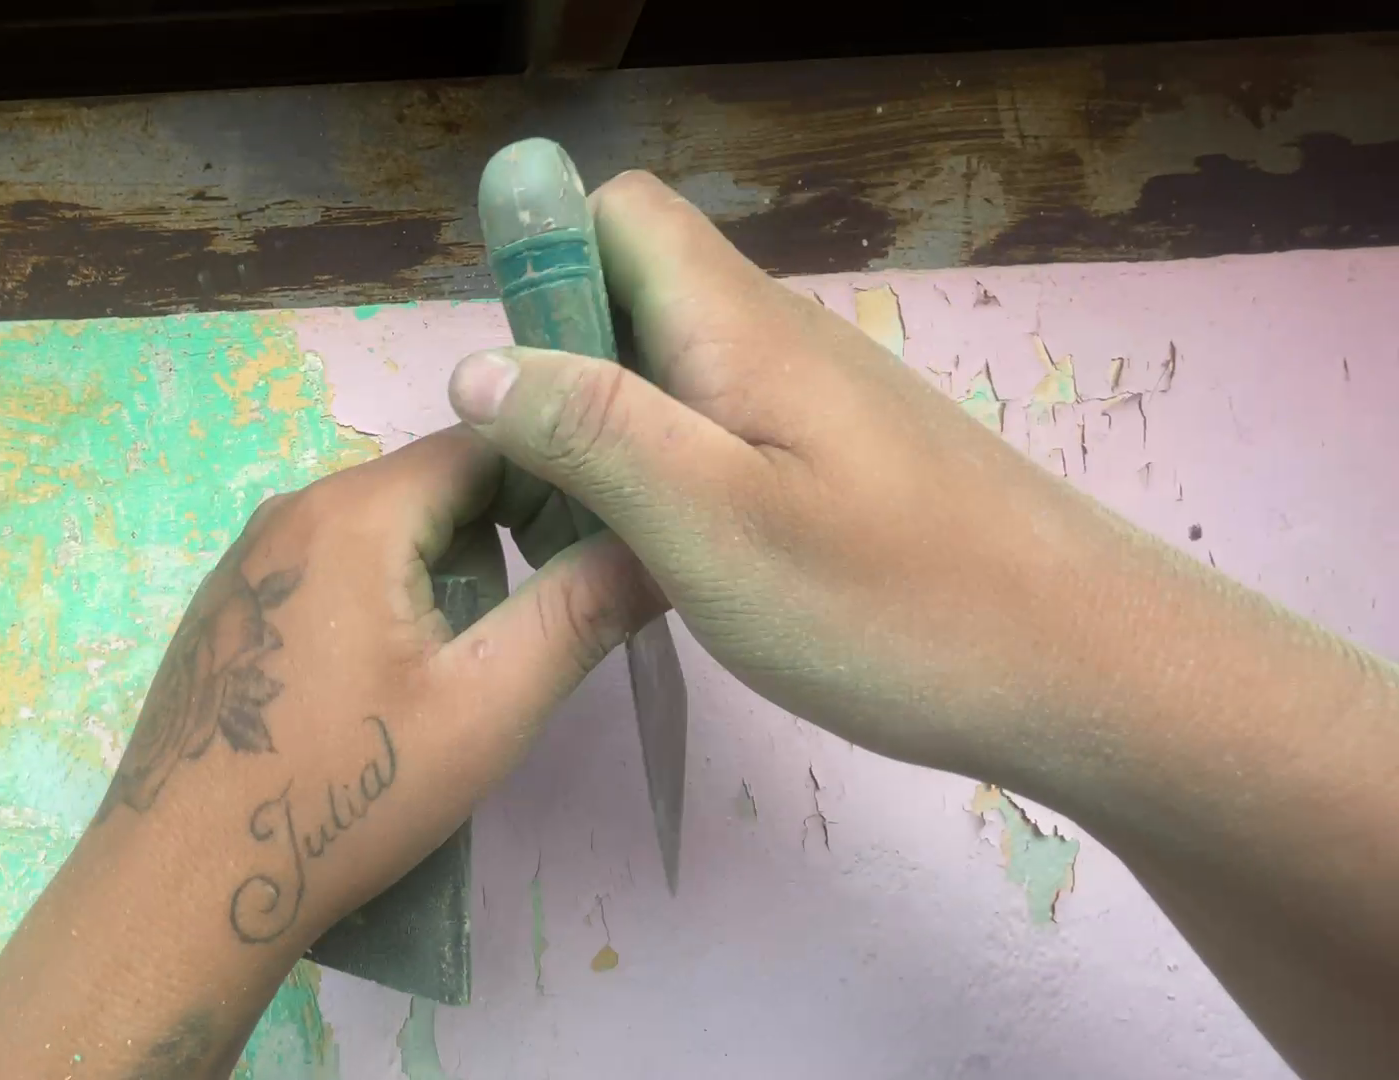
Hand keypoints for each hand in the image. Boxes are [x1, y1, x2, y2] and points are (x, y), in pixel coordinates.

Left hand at [0, 427, 663, 1079]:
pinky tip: (368, 675)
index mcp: (355, 511)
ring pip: (378, 526)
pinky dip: (373, 590)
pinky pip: (327, 561)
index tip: (584, 542)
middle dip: (490, 537)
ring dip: (432, 571)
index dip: (548, 480)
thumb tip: (652, 549)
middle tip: (511, 627)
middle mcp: (292, 508)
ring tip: (441, 663)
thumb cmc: (347, 790)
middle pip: (427, 486)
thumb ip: (578, 613)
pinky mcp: (231, 601)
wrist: (183, 883)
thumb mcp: (486, 705)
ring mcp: (250, 555)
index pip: (481, 442)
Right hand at [448, 171, 1398, 1078]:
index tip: (515, 373)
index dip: (544, 263)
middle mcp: (768, 339)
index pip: (619, 214)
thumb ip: (589, 429)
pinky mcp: (821, 459)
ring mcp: (800, 401)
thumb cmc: (890, 602)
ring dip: (600, 426)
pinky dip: (653, 467)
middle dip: (556, 364)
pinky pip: (706, 426)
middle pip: (629, 293)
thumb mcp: (708, 517)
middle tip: (542, 479)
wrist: (1093, 677)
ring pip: (663, 369)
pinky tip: (659, 546)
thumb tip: (474, 366)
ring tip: (589, 525)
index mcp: (736, 325)